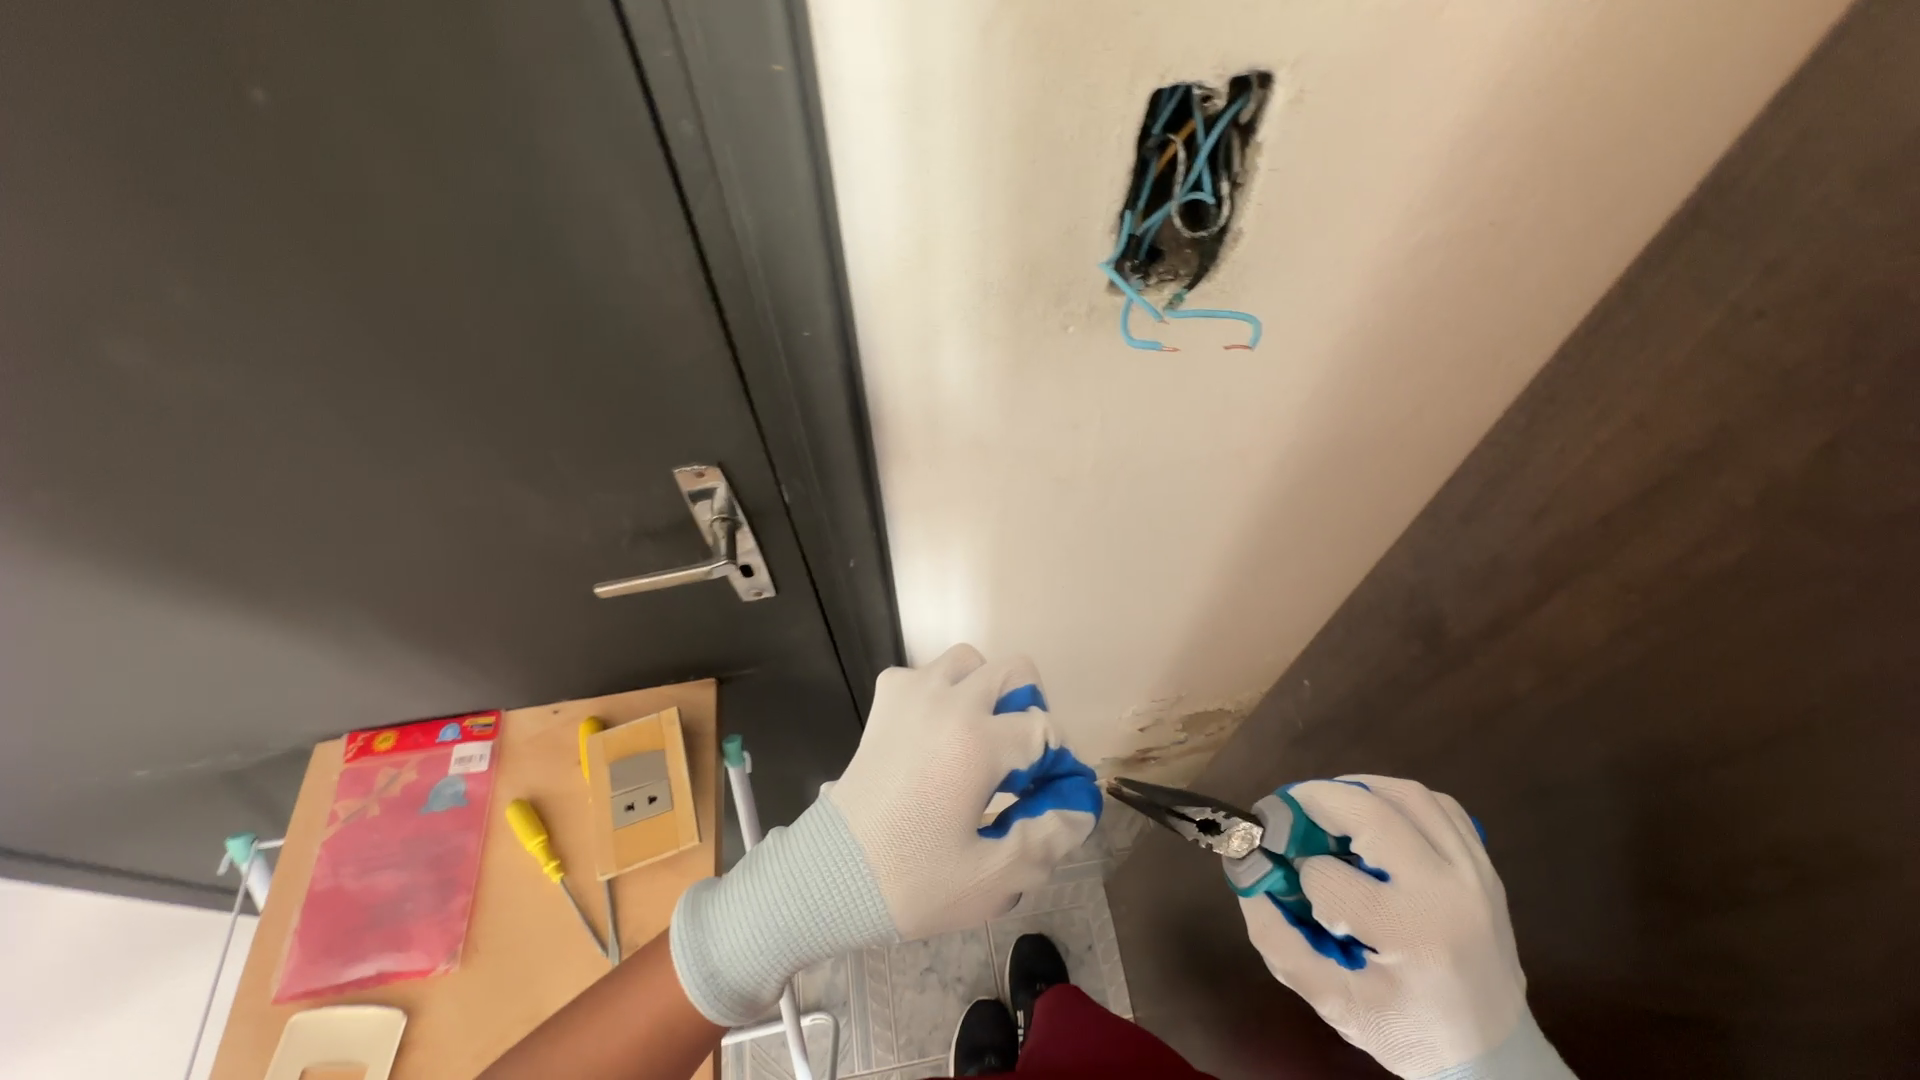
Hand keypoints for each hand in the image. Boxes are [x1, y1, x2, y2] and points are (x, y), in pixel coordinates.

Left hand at [671, 644, 1099, 1024]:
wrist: (828, 878)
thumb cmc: (910, 883)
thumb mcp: (991, 879)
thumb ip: (1047, 838)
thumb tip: (1079, 807)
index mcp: (977, 741)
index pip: (1045, 730)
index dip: (1058, 764)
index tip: (1048, 797)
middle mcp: (947, 701)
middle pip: (1015, 672)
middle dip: (1030, 712)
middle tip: (1021, 764)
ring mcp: (910, 693)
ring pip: (970, 663)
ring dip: (988, 694)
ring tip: (982, 744)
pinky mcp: (884, 702)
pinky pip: (928, 675)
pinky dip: (945, 694)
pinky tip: (938, 739)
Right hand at [1231, 776, 1572, 1079]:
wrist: (1493, 1056)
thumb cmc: (1407, 1029)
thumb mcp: (1331, 1000)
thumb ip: (1277, 939)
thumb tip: (1247, 876)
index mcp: (1410, 932)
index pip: (1329, 875)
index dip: (1298, 875)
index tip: (1287, 885)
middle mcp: (1448, 891)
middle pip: (1372, 810)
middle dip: (1317, 801)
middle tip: (1287, 810)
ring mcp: (1474, 873)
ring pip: (1408, 794)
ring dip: (1357, 789)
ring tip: (1327, 808)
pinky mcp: (1485, 867)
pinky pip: (1439, 806)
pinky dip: (1398, 799)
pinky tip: (1375, 817)